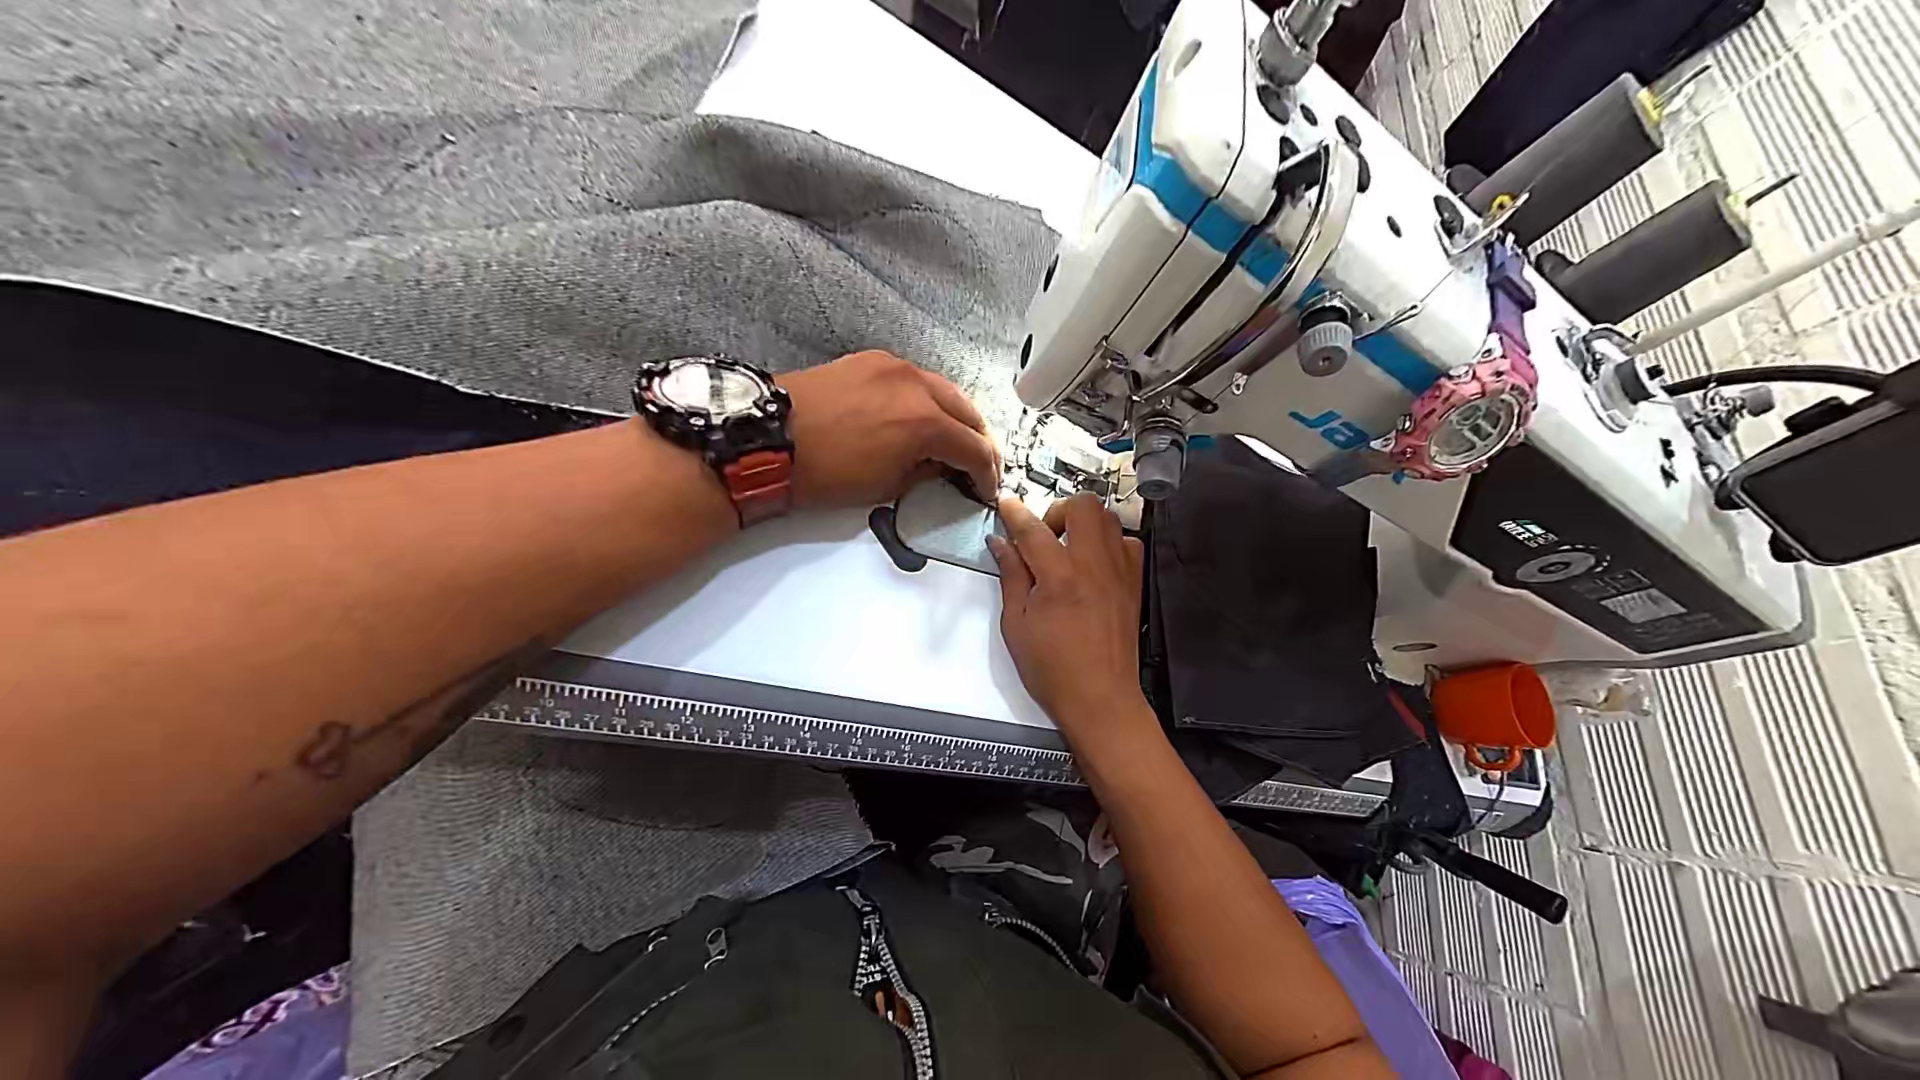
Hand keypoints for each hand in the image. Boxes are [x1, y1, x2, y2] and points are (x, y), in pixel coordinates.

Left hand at [776, 351, 999, 509]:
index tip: (985, 488)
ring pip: (945, 390)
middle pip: (969, 413)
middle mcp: (916, 386)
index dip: (987, 474)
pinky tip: (922, 417)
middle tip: (981, 465)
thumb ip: (925, 473)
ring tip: (955, 441)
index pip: (974, 449)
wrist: (769, 438)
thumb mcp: (885, 486)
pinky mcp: (872, 361)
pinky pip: (915, 379)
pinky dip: (928, 399)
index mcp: (925, 422)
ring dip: (957, 418)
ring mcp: (894, 367)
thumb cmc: (821, 470)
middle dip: (980, 442)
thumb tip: (942, 469)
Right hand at [988, 494, 1149, 730]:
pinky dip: (1108, 541)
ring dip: (1083, 522)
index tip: (1007, 504)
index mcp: (1060, 579)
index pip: (1033, 529)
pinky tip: (1091, 562)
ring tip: (1066, 547)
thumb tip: (1001, 546)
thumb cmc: (1055, 671)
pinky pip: (1126, 542)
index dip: (1015, 512)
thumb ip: (1010, 577)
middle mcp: (1095, 568)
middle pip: (1082, 506)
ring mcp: (1119, 573)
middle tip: (1042, 534)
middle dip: (1056, 510)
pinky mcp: (1133, 583)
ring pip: (1108, 518)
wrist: (1100, 699)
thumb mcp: (1016, 624)